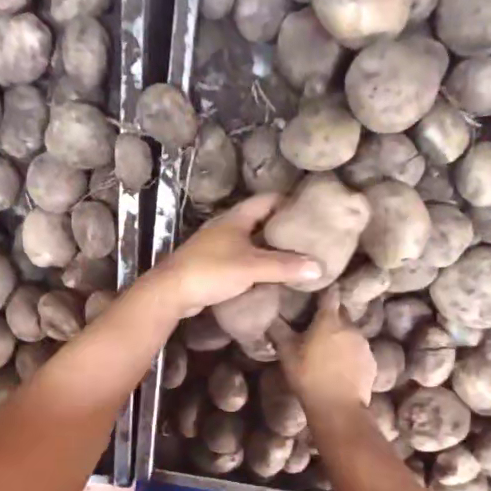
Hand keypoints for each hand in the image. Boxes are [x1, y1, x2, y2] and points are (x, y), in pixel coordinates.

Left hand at [149, 194, 320, 317]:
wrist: (172, 291)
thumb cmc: (211, 270)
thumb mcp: (252, 266)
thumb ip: (285, 266)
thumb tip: (318, 268)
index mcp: (236, 217)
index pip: (267, 199)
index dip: (288, 200)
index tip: (311, 208)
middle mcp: (226, 226)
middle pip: (259, 219)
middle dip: (281, 225)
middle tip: (307, 234)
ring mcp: (217, 245)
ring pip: (250, 240)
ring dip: (268, 246)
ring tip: (294, 254)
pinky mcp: (212, 263)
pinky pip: (241, 257)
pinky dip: (256, 261)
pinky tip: (269, 273)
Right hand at [269, 288, 376, 414]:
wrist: (338, 408)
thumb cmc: (308, 376)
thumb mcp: (287, 354)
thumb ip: (279, 331)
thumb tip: (271, 316)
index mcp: (329, 320)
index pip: (330, 295)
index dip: (325, 291)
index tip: (319, 290)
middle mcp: (350, 327)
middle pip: (342, 313)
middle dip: (332, 315)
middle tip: (318, 323)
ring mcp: (364, 344)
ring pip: (352, 332)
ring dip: (342, 335)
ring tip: (329, 348)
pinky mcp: (372, 361)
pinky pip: (360, 350)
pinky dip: (351, 353)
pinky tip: (341, 365)